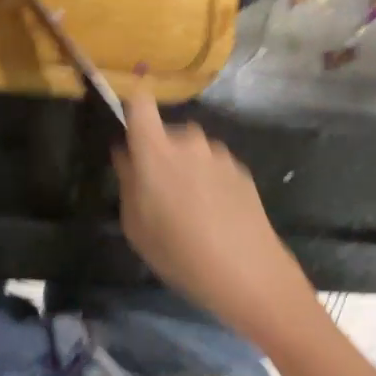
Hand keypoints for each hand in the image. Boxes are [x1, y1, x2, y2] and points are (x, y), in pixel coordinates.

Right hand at [113, 93, 316, 344]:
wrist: (247, 272)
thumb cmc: (178, 253)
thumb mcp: (136, 227)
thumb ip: (128, 184)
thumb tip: (128, 158)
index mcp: (155, 151)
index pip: (140, 104)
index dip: (132, 108)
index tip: (128, 128)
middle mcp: (190, 142)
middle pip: (167, 134)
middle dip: (160, 155)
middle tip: (158, 195)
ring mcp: (220, 156)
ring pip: (193, 153)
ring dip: (188, 171)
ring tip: (190, 213)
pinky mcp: (243, 171)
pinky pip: (215, 169)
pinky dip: (210, 185)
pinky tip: (215, 219)